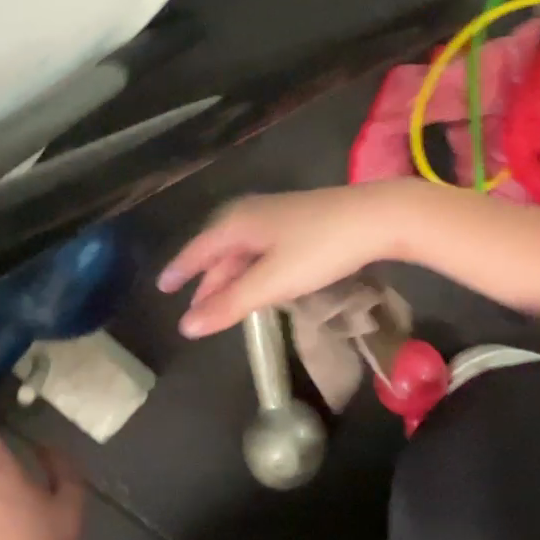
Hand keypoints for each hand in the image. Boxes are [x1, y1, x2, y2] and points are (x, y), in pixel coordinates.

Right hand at [156, 182, 427, 337]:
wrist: (376, 218)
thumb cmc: (320, 248)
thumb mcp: (272, 282)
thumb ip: (230, 305)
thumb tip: (186, 326)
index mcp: (237, 223)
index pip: (198, 249)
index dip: (180, 270)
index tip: (163, 288)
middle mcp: (252, 213)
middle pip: (220, 248)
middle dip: (207, 278)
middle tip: (195, 307)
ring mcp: (278, 214)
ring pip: (243, 248)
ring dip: (231, 275)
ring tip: (225, 301)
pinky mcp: (300, 220)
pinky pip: (262, 246)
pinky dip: (252, 267)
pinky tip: (261, 280)